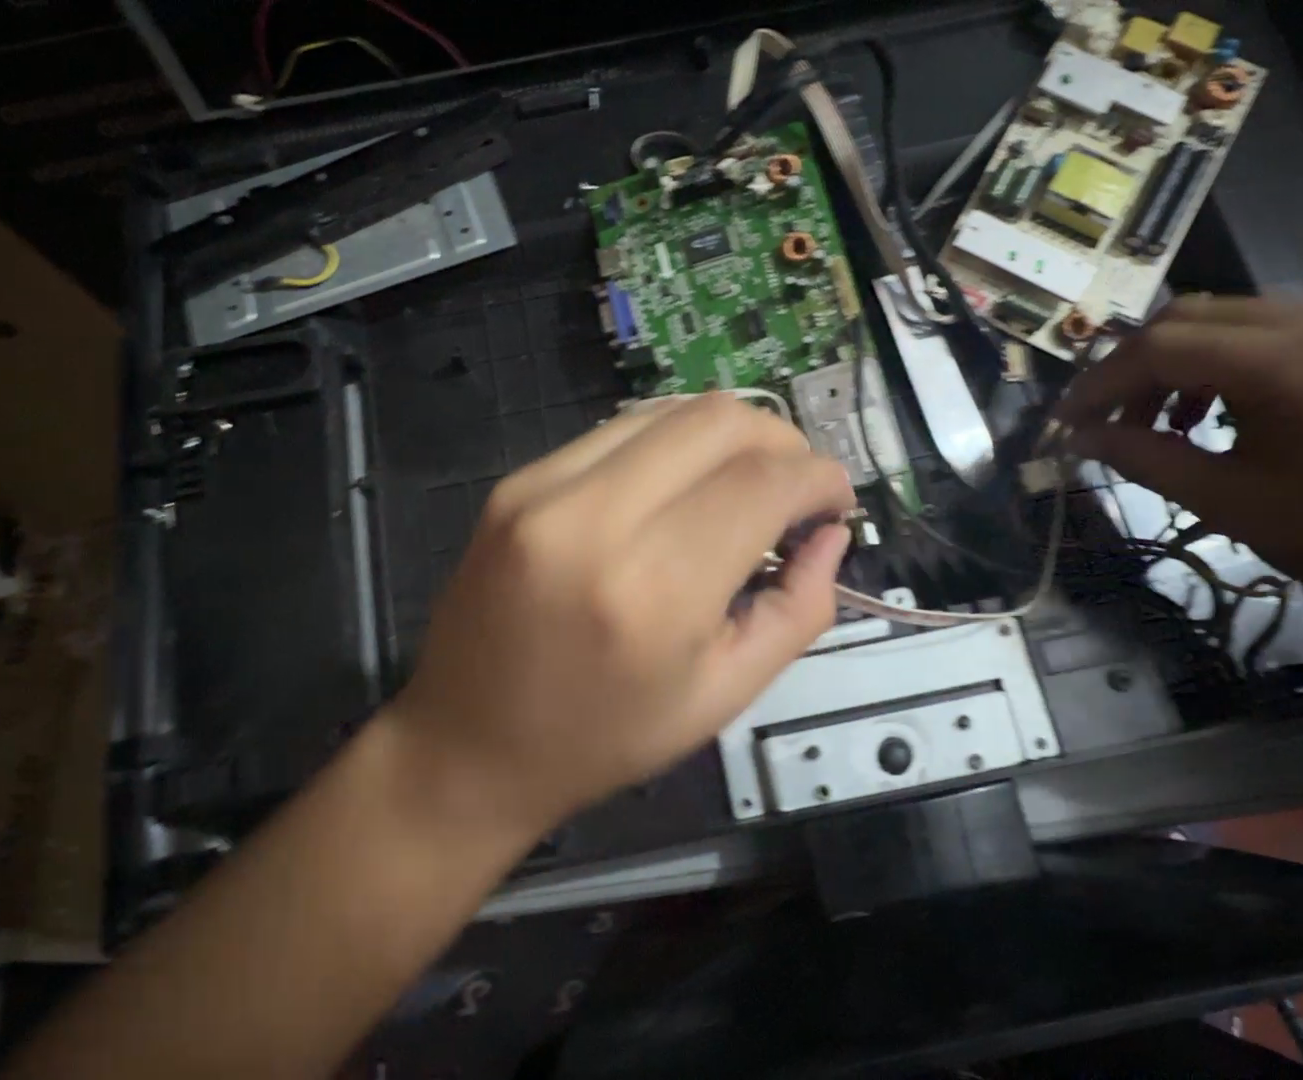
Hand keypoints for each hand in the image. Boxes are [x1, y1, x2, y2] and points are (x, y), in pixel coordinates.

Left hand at [391, 395, 853, 834]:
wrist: (468, 746)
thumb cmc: (602, 739)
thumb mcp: (723, 696)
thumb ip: (797, 610)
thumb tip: (829, 534)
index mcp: (653, 589)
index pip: (765, 481)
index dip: (820, 479)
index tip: (835, 504)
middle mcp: (593, 518)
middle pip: (722, 420)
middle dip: (782, 443)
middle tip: (794, 493)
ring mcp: (542, 489)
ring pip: (670, 410)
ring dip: (727, 438)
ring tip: (740, 490)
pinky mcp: (516, 481)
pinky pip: (619, 431)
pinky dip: (670, 447)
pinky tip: (678, 493)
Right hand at [1055, 297, 1302, 623]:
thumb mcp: (1232, 503)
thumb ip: (1145, 459)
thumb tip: (1080, 439)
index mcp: (1294, 361)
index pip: (1162, 346)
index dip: (1100, 383)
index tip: (1065, 423)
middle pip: (1192, 316)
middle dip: (1135, 368)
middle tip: (1107, 424)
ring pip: (1234, 317)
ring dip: (1181, 363)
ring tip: (1165, 425)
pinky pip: (1279, 328)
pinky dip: (1231, 362)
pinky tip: (1224, 410)